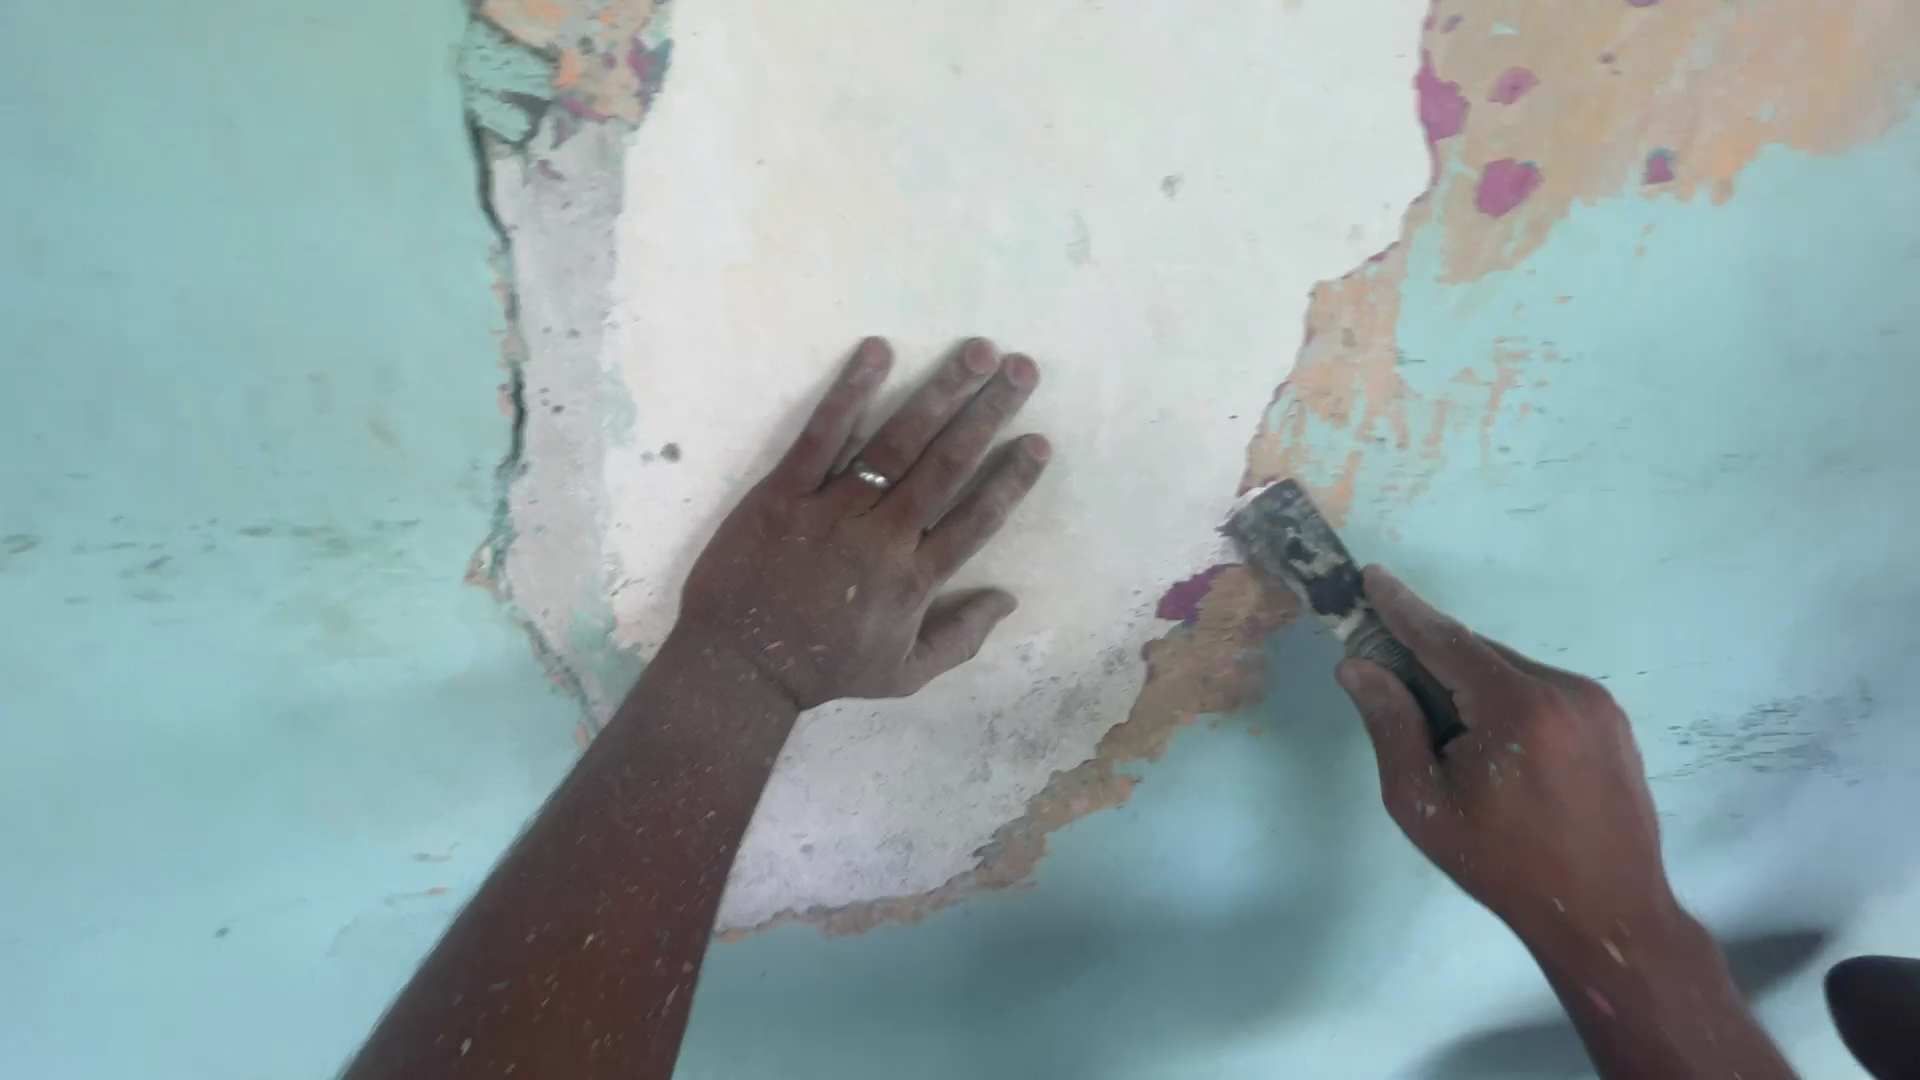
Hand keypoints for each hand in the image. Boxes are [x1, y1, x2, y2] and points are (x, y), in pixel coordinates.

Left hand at [673, 337, 1050, 709]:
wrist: (739, 666)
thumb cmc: (825, 668)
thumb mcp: (904, 675)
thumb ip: (960, 639)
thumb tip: (1010, 600)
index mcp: (915, 581)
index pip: (977, 519)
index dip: (1013, 479)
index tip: (1039, 440)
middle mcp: (882, 538)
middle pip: (947, 466)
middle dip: (989, 414)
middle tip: (1022, 368)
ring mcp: (831, 511)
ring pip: (895, 443)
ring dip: (939, 392)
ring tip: (976, 350)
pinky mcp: (783, 493)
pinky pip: (820, 435)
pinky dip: (850, 392)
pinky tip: (878, 350)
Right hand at [1336, 567, 1675, 939]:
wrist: (1608, 919)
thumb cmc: (1500, 862)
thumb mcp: (1420, 799)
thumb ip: (1388, 723)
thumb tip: (1358, 666)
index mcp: (1518, 709)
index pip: (1445, 640)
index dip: (1402, 607)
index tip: (1371, 576)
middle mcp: (1565, 692)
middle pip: (1475, 652)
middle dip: (1425, 653)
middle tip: (1383, 670)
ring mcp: (1596, 706)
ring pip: (1505, 668)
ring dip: (1461, 678)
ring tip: (1438, 725)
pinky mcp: (1610, 722)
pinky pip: (1534, 687)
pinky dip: (1495, 693)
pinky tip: (1481, 735)